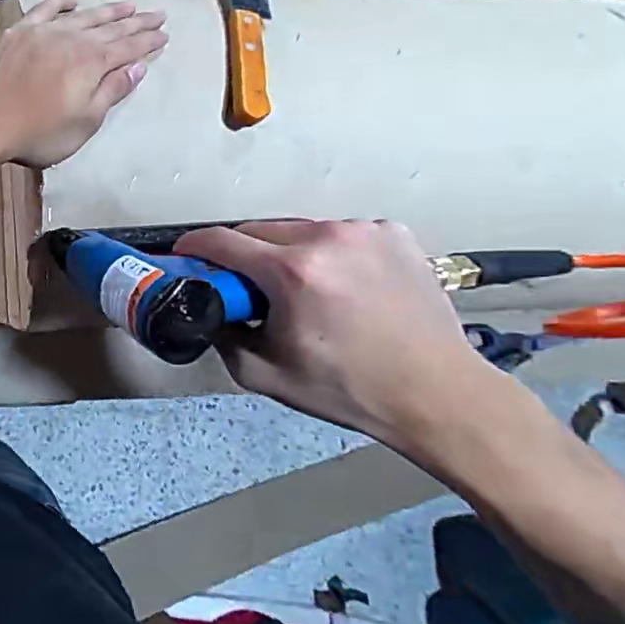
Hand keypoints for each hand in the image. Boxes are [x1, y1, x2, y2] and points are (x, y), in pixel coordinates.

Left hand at [0, 0, 167, 167]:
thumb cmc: (38, 133)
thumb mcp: (85, 122)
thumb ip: (111, 92)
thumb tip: (136, 68)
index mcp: (92, 62)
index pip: (129, 47)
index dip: (148, 42)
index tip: (164, 35)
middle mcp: (71, 39)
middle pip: (111, 27)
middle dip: (136, 22)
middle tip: (157, 14)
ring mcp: (43, 32)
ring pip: (83, 15)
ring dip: (107, 10)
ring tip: (127, 5)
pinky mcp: (18, 33)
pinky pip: (44, 9)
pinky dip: (61, 3)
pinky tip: (71, 2)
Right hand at [173, 220, 516, 453]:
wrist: (439, 395)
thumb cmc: (350, 388)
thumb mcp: (265, 374)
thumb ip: (222, 336)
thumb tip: (209, 310)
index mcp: (292, 272)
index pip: (221, 240)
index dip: (194, 248)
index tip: (185, 257)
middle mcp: (327, 238)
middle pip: (257, 229)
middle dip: (242, 253)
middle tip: (246, 286)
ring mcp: (364, 231)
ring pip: (298, 228)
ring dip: (285, 251)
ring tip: (300, 288)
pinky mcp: (392, 233)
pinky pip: (338, 232)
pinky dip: (328, 251)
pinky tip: (341, 282)